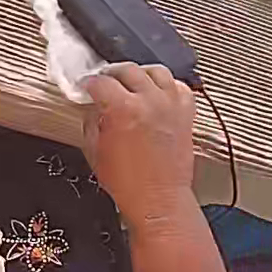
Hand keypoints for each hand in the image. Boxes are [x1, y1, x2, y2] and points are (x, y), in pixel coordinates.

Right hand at [81, 64, 197, 228]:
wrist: (158, 201)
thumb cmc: (130, 184)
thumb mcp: (94, 150)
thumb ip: (91, 121)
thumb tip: (93, 108)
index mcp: (122, 109)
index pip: (100, 82)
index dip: (87, 83)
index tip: (86, 87)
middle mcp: (149, 102)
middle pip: (127, 69)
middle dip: (111, 74)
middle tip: (104, 82)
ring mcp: (170, 106)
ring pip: (156, 70)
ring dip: (140, 73)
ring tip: (131, 81)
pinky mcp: (185, 114)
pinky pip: (179, 87)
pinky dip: (167, 85)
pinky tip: (157, 92)